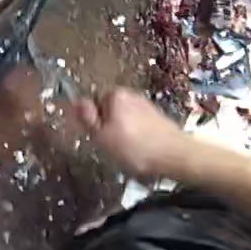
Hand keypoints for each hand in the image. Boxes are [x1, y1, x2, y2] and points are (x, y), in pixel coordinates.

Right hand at [77, 87, 195, 177]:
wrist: (174, 155)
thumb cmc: (133, 147)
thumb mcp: (101, 136)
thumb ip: (87, 117)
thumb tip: (76, 101)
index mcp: (115, 94)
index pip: (94, 105)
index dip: (95, 123)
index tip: (101, 138)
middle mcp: (131, 94)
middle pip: (110, 111)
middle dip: (110, 128)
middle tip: (115, 147)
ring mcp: (146, 105)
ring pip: (125, 120)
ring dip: (124, 134)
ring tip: (131, 152)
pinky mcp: (158, 117)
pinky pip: (139, 126)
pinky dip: (138, 137)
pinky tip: (143, 150)